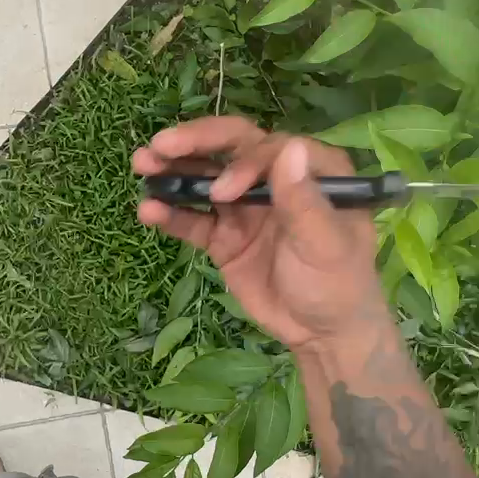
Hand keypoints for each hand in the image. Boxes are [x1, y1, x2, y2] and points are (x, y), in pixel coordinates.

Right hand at [133, 116, 385, 356]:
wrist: (321, 334)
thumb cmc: (337, 284)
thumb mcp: (325, 243)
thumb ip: (303, 199)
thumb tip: (288, 148)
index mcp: (309, 171)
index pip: (266, 148)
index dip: (240, 162)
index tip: (222, 192)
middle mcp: (273, 180)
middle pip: (229, 148)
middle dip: (194, 143)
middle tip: (159, 146)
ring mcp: (244, 208)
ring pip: (205, 178)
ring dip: (173, 170)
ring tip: (141, 165)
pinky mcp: (223, 237)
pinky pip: (193, 219)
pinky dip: (170, 213)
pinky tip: (147, 210)